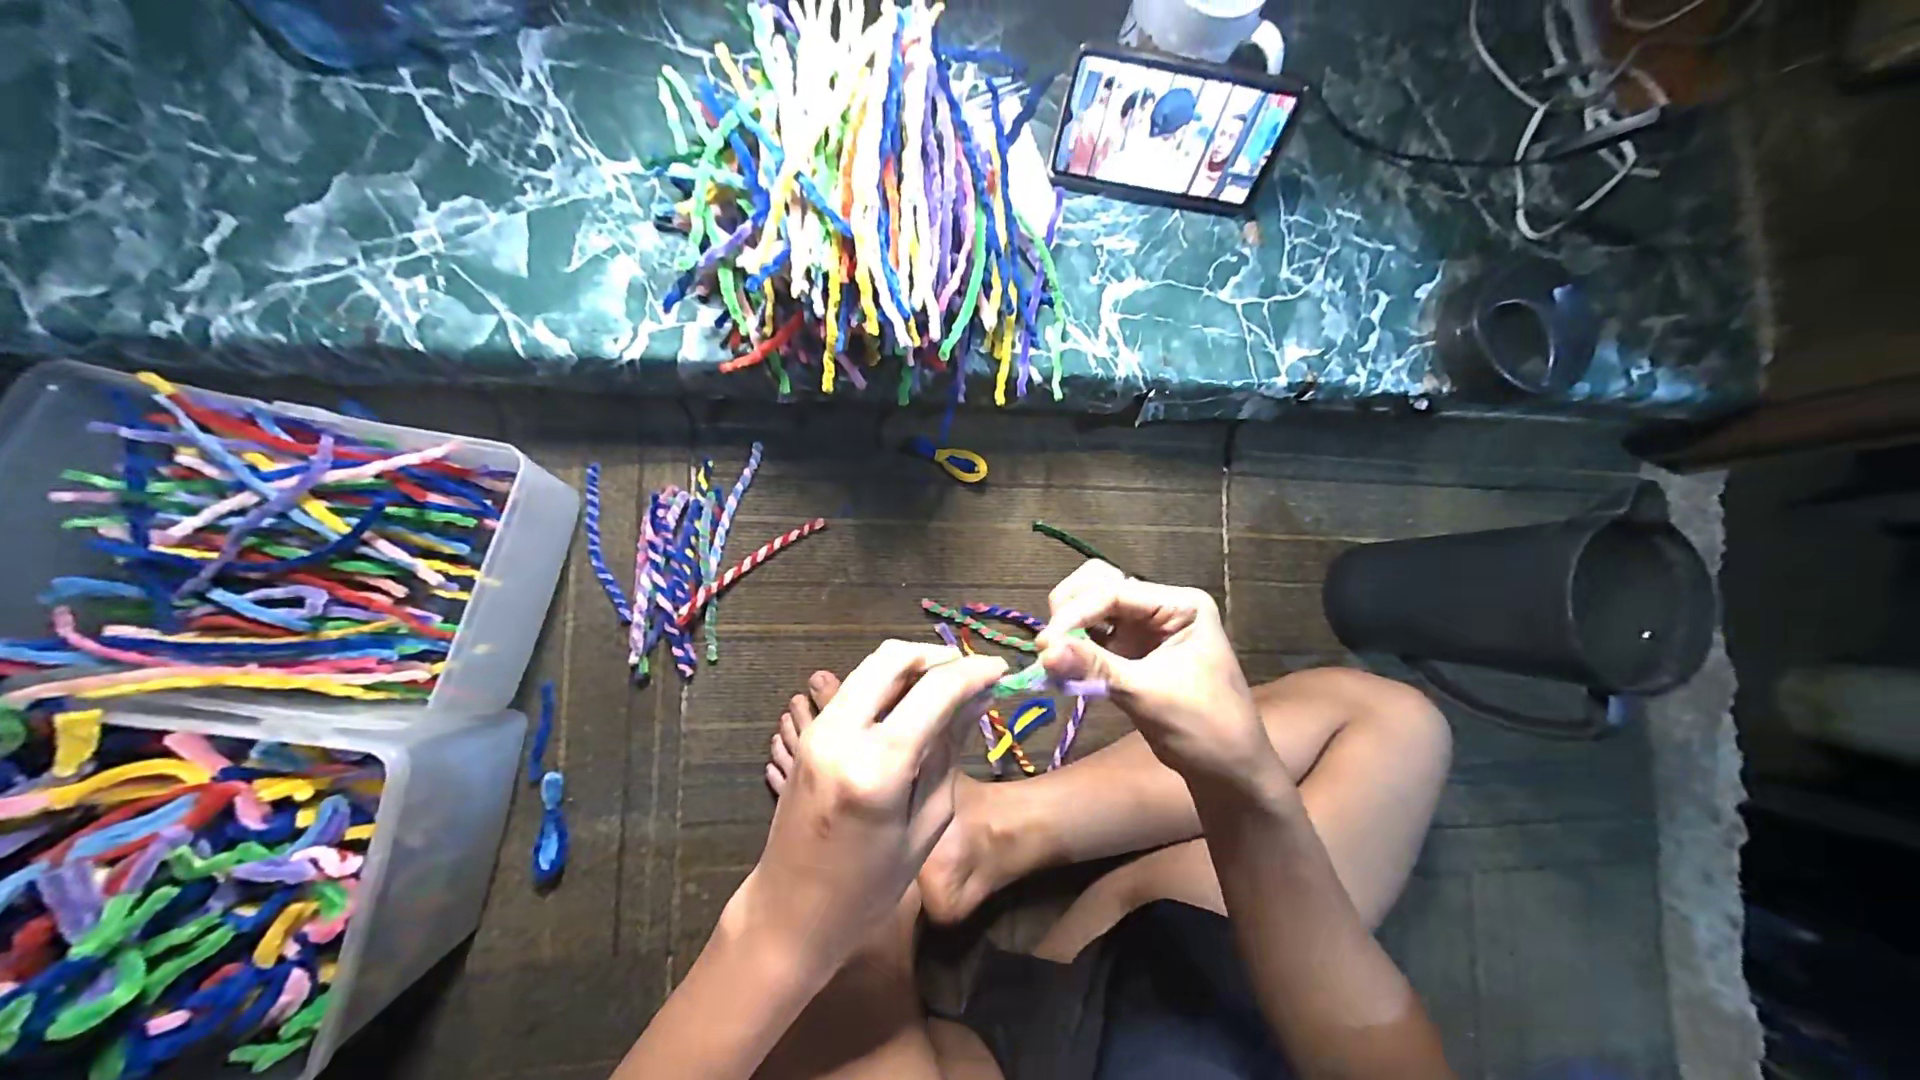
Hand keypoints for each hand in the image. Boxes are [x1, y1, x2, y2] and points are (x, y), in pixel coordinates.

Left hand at [726, 641, 1006, 977]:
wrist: (790, 911)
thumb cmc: (870, 886)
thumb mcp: (927, 822)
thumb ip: (949, 750)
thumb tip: (977, 698)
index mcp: (876, 766)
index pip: (933, 691)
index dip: (972, 671)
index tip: (999, 669)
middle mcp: (840, 733)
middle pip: (891, 657)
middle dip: (936, 655)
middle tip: (969, 671)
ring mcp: (817, 729)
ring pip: (869, 665)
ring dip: (910, 664)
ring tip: (945, 683)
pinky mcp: (808, 733)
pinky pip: (853, 687)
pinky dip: (886, 681)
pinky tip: (911, 700)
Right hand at [1036, 562, 1283, 794]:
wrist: (1227, 771)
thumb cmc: (1204, 728)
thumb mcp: (1148, 693)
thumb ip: (1095, 667)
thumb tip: (1044, 652)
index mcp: (1180, 605)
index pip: (1114, 591)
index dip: (1076, 614)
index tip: (1045, 645)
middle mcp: (1160, 607)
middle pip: (1099, 584)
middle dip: (1070, 609)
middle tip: (1048, 645)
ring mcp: (1142, 628)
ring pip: (1091, 607)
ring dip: (1067, 626)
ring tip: (1052, 657)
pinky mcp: (1128, 652)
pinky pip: (1091, 636)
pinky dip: (1072, 647)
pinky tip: (1059, 667)